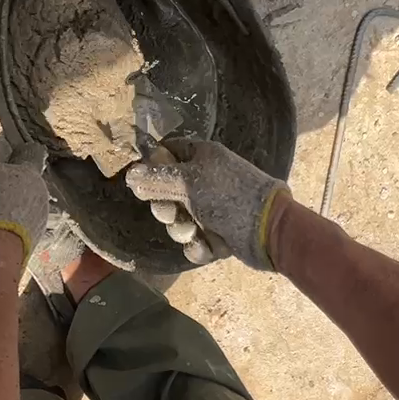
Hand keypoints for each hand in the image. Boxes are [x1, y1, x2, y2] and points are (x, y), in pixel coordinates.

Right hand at [123, 140, 287, 270]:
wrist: (269, 230)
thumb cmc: (228, 195)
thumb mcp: (188, 181)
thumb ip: (156, 179)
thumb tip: (129, 175)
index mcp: (201, 157)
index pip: (167, 152)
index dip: (152, 165)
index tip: (142, 180)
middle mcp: (205, 180)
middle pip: (168, 191)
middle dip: (166, 207)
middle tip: (172, 213)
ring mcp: (212, 209)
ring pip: (180, 220)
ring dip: (183, 229)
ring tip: (195, 232)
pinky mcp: (218, 234)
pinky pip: (195, 241)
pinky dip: (199, 246)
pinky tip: (209, 246)